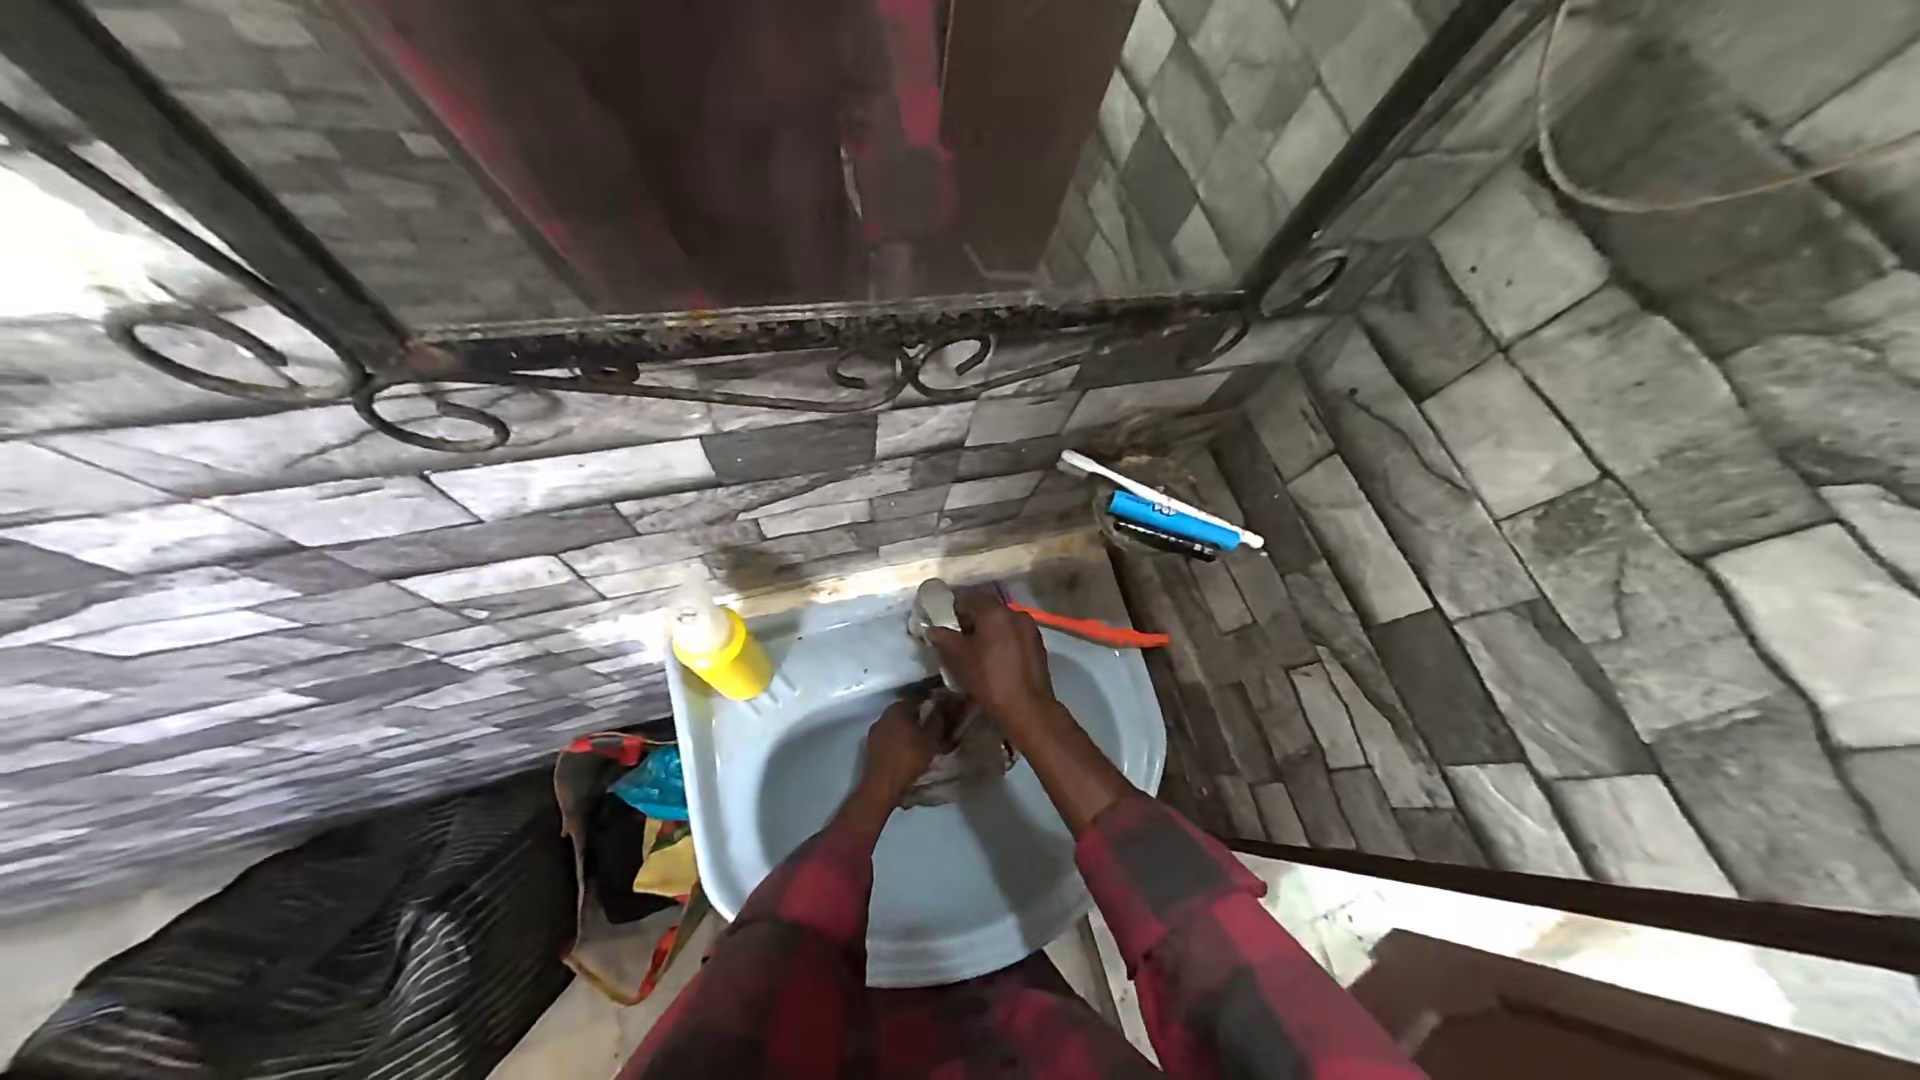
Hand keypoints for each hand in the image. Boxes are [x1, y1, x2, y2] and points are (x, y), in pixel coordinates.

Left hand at [855, 697, 939, 807]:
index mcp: (898, 709)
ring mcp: (875, 730)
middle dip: (917, 714)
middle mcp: (884, 715)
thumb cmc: (909, 758)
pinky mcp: (871, 745)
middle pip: (904, 709)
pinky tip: (905, 747)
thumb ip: (936, 720)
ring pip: (895, 723)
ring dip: (906, 727)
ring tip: (919, 737)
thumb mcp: (930, 739)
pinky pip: (888, 735)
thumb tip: (940, 706)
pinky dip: (897, 737)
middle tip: (931, 723)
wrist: (882, 784)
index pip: (916, 698)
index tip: (940, 707)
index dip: (929, 701)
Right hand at [926, 589, 1062, 737]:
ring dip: (988, 632)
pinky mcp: (1038, 645)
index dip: (954, 611)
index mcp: (995, 612)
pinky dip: (1003, 641)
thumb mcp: (960, 658)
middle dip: (971, 622)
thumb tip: (932, 629)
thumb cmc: (989, 679)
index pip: (969, 600)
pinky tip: (995, 659)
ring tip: (976, 651)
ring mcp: (1030, 629)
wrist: (1027, 708)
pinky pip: (1014, 635)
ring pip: (1002, 623)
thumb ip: (944, 638)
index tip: (944, 625)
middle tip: (957, 640)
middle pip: (988, 610)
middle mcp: (1016, 613)